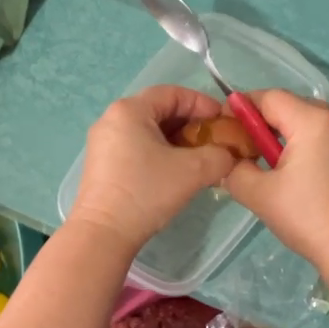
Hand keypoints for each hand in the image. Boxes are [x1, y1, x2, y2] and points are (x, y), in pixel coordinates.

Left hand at [68, 85, 237, 247]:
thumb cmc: (146, 193)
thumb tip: (228, 155)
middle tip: (212, 142)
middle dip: (190, 124)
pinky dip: (157, 154)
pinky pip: (135, 149)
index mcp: (129, 110)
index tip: (223, 122)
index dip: (202, 104)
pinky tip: (173, 173)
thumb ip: (219, 156)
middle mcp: (111, 120)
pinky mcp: (100, 166)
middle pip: (158, 111)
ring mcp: (102, 144)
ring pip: (147, 132)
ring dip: (175, 141)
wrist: (104, 234)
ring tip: (197, 159)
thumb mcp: (193, 171)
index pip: (173, 93)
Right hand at [223, 91, 328, 264]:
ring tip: (262, 165)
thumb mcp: (259, 195)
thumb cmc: (308, 217)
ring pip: (307, 124)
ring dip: (282, 138)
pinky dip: (301, 148)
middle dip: (262, 124)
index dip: (242, 108)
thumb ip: (235, 170)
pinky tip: (290, 174)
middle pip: (290, 107)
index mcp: (313, 120)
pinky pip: (322, 138)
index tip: (223, 128)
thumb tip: (228, 162)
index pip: (269, 98)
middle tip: (240, 150)